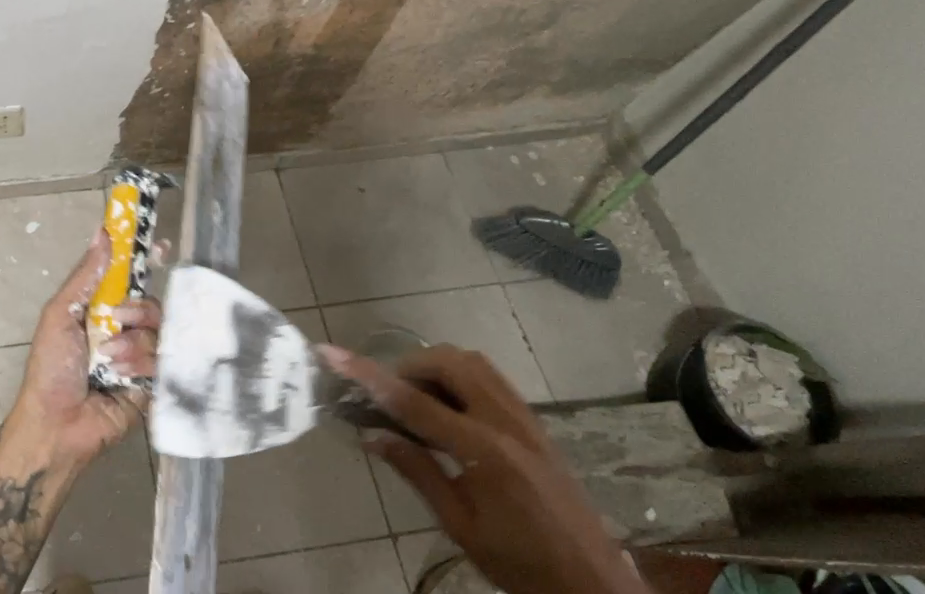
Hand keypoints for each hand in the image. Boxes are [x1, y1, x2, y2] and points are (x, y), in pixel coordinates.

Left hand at [6, 227, 159, 468]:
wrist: (58, 424)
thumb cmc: (51, 367)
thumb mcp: (60, 315)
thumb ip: (85, 276)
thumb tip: (102, 232)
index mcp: (100, 310)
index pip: (129, 278)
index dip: (145, 260)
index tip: (160, 245)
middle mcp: (124, 330)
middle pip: (151, 304)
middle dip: (138, 308)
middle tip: (118, 317)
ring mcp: (140, 356)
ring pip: (159, 331)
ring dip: (132, 342)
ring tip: (108, 358)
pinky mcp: (153, 383)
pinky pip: (163, 360)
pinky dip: (140, 364)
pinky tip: (120, 376)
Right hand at [317, 343, 647, 593]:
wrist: (592, 584)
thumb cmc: (520, 563)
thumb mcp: (460, 525)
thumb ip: (418, 472)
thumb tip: (373, 435)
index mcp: (484, 452)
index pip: (413, 402)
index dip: (368, 375)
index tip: (332, 353)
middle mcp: (506, 422)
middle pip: (448, 363)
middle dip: (409, 366)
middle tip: (387, 395)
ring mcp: (526, 418)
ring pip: (473, 362)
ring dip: (436, 367)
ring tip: (417, 400)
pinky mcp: (535, 423)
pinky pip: (491, 378)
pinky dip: (461, 377)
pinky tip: (450, 410)